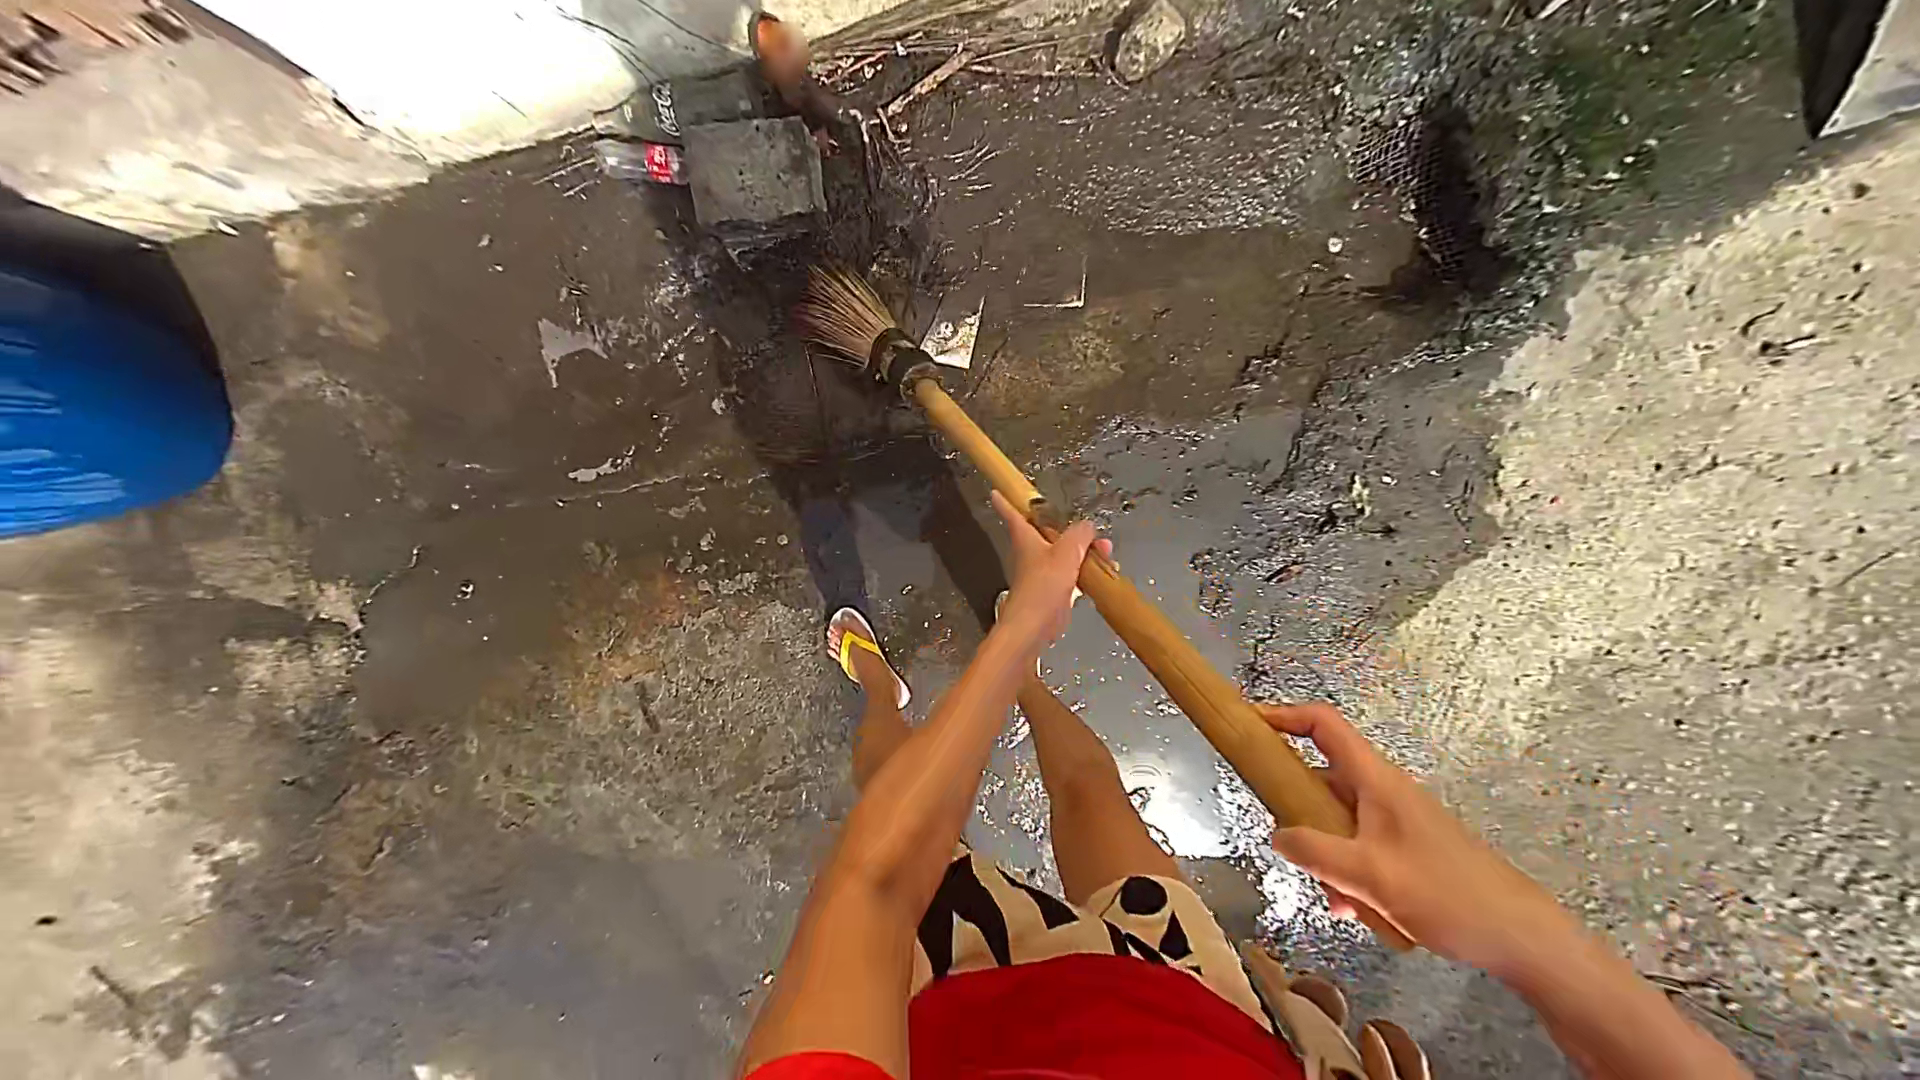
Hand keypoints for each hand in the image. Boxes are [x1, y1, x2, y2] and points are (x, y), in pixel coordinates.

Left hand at [989, 491, 1107, 650]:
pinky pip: (1071, 573)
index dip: (1005, 502)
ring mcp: (1040, 572)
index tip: (997, 492)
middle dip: (1069, 528)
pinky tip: (1102, 572)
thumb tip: (1088, 527)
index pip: (1012, 514)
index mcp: (1025, 538)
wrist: (1035, 626)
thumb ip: (1080, 534)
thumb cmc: (1043, 586)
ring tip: (1105, 551)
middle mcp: (1030, 553)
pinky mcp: (1052, 590)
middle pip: (1047, 533)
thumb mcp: (1067, 552)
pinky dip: (1086, 570)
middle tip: (1091, 530)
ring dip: (1083, 550)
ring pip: (1063, 553)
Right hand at [1260, 703, 1580, 975]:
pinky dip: (1346, 871)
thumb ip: (1314, 852)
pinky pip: (1357, 847)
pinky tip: (1355, 909)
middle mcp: (1382, 791)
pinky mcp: (1405, 849)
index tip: (1250, 724)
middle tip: (1287, 840)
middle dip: (1298, 811)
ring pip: (1337, 820)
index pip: (1324, 724)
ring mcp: (1394, 821)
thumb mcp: (1369, 875)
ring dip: (1325, 853)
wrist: (1527, 941)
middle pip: (1321, 777)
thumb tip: (1277, 836)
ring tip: (1335, 895)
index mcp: (1376, 779)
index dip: (1284, 714)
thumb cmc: (1450, 894)